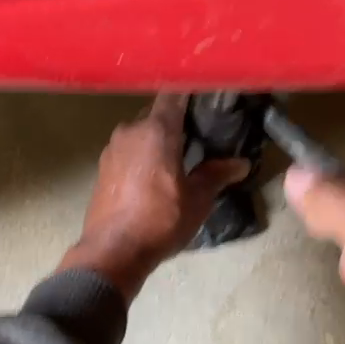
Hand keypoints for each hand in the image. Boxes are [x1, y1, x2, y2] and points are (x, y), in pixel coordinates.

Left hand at [58, 93, 249, 298]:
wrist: (112, 251)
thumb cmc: (160, 220)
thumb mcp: (198, 199)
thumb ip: (217, 174)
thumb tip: (241, 163)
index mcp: (156, 129)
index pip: (175, 95)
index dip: (192, 92)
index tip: (208, 96)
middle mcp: (130, 130)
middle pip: (157, 113)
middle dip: (177, 120)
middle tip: (200, 132)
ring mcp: (112, 148)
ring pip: (141, 132)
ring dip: (159, 139)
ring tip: (180, 156)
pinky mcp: (103, 167)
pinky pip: (129, 150)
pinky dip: (144, 155)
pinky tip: (156, 174)